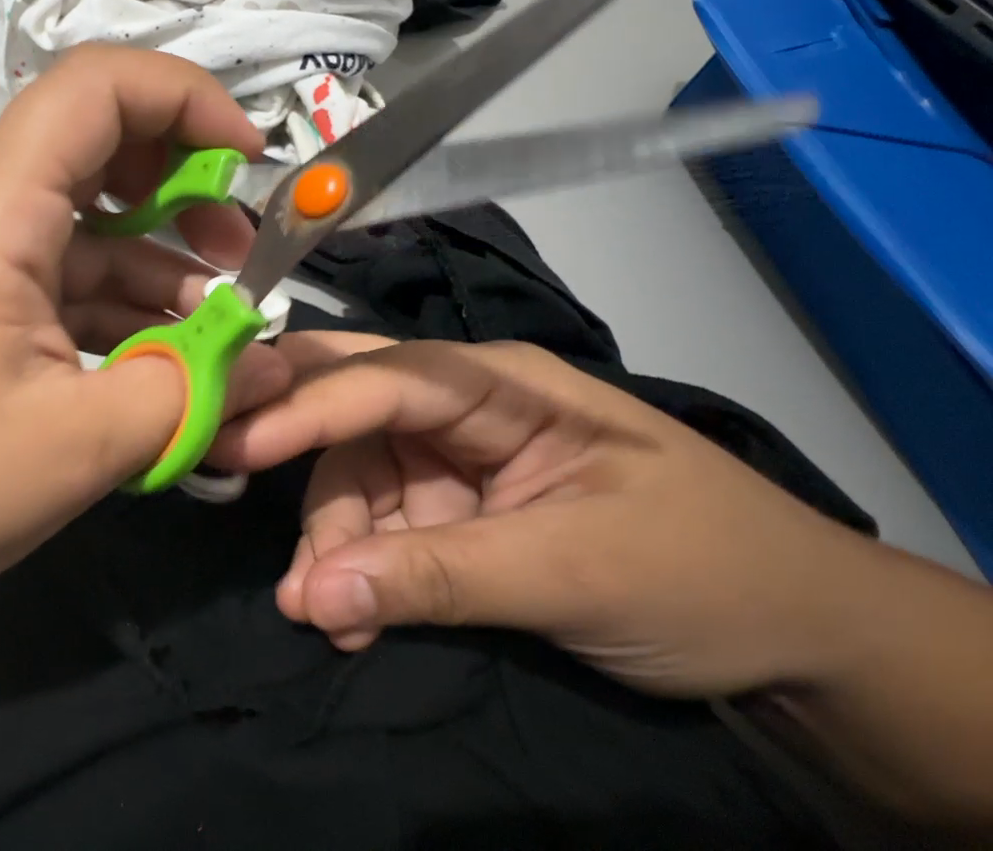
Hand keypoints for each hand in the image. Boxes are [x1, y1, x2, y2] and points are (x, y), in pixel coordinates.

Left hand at [0, 47, 291, 612]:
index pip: (93, 89)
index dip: (185, 97)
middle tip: (238, 264)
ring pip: (81, 230)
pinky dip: (113, 311)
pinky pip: (54, 284)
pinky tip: (157, 365)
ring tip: (215, 336)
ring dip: (155, 267)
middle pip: (93, 149)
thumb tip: (268, 364)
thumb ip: (188, 393)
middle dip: (183, 191)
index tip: (248, 164)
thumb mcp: (76, 445)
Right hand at [205, 339, 895, 697]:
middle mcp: (461, 411)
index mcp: (503, 386)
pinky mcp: (446, 518)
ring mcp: (449, 466)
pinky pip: (372, 535)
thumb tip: (311, 597)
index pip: (382, 379)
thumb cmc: (708, 575)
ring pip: (348, 484)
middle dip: (295, 467)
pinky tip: (346, 618)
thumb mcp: (576, 573)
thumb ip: (438, 577)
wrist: (797, 646)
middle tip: (237, 504)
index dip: (301, 406)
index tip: (228, 446)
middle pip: (347, 417)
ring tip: (321, 615)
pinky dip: (350, 575)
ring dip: (327, 547)